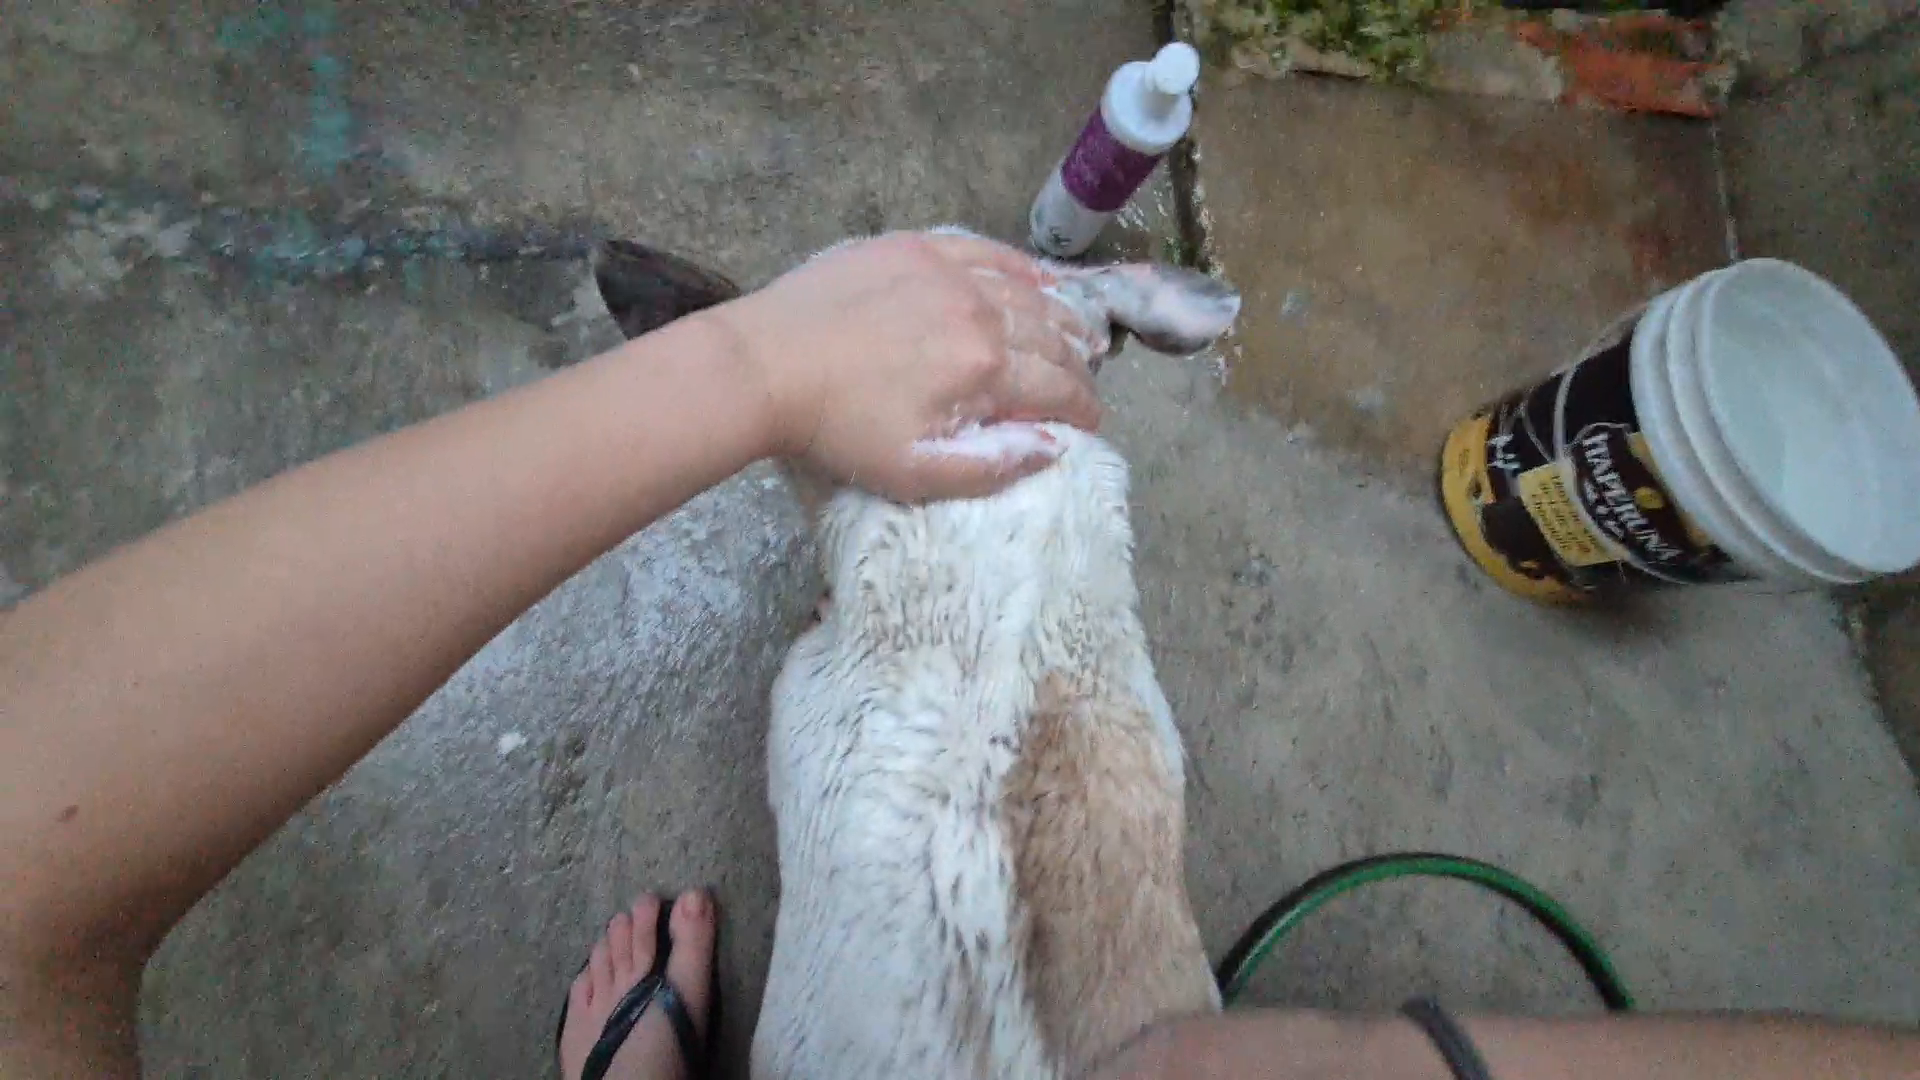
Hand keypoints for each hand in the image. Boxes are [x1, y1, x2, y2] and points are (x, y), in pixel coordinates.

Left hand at [709, 231, 1102, 501]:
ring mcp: (950, 272)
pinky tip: (1041, 279)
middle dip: (1078, 367)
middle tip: (1085, 383)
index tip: (1092, 422)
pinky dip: (1022, 268)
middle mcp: (981, 312)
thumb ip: (993, 466)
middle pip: (1050, 338)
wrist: (767, 366)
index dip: (1083, 409)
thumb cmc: (840, 429)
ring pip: (1028, 293)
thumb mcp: (915, 472)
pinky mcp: (918, 247)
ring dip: (1063, 318)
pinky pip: (986, 251)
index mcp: (983, 370)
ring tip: (1082, 333)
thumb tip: (1055, 448)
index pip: (1056, 388)